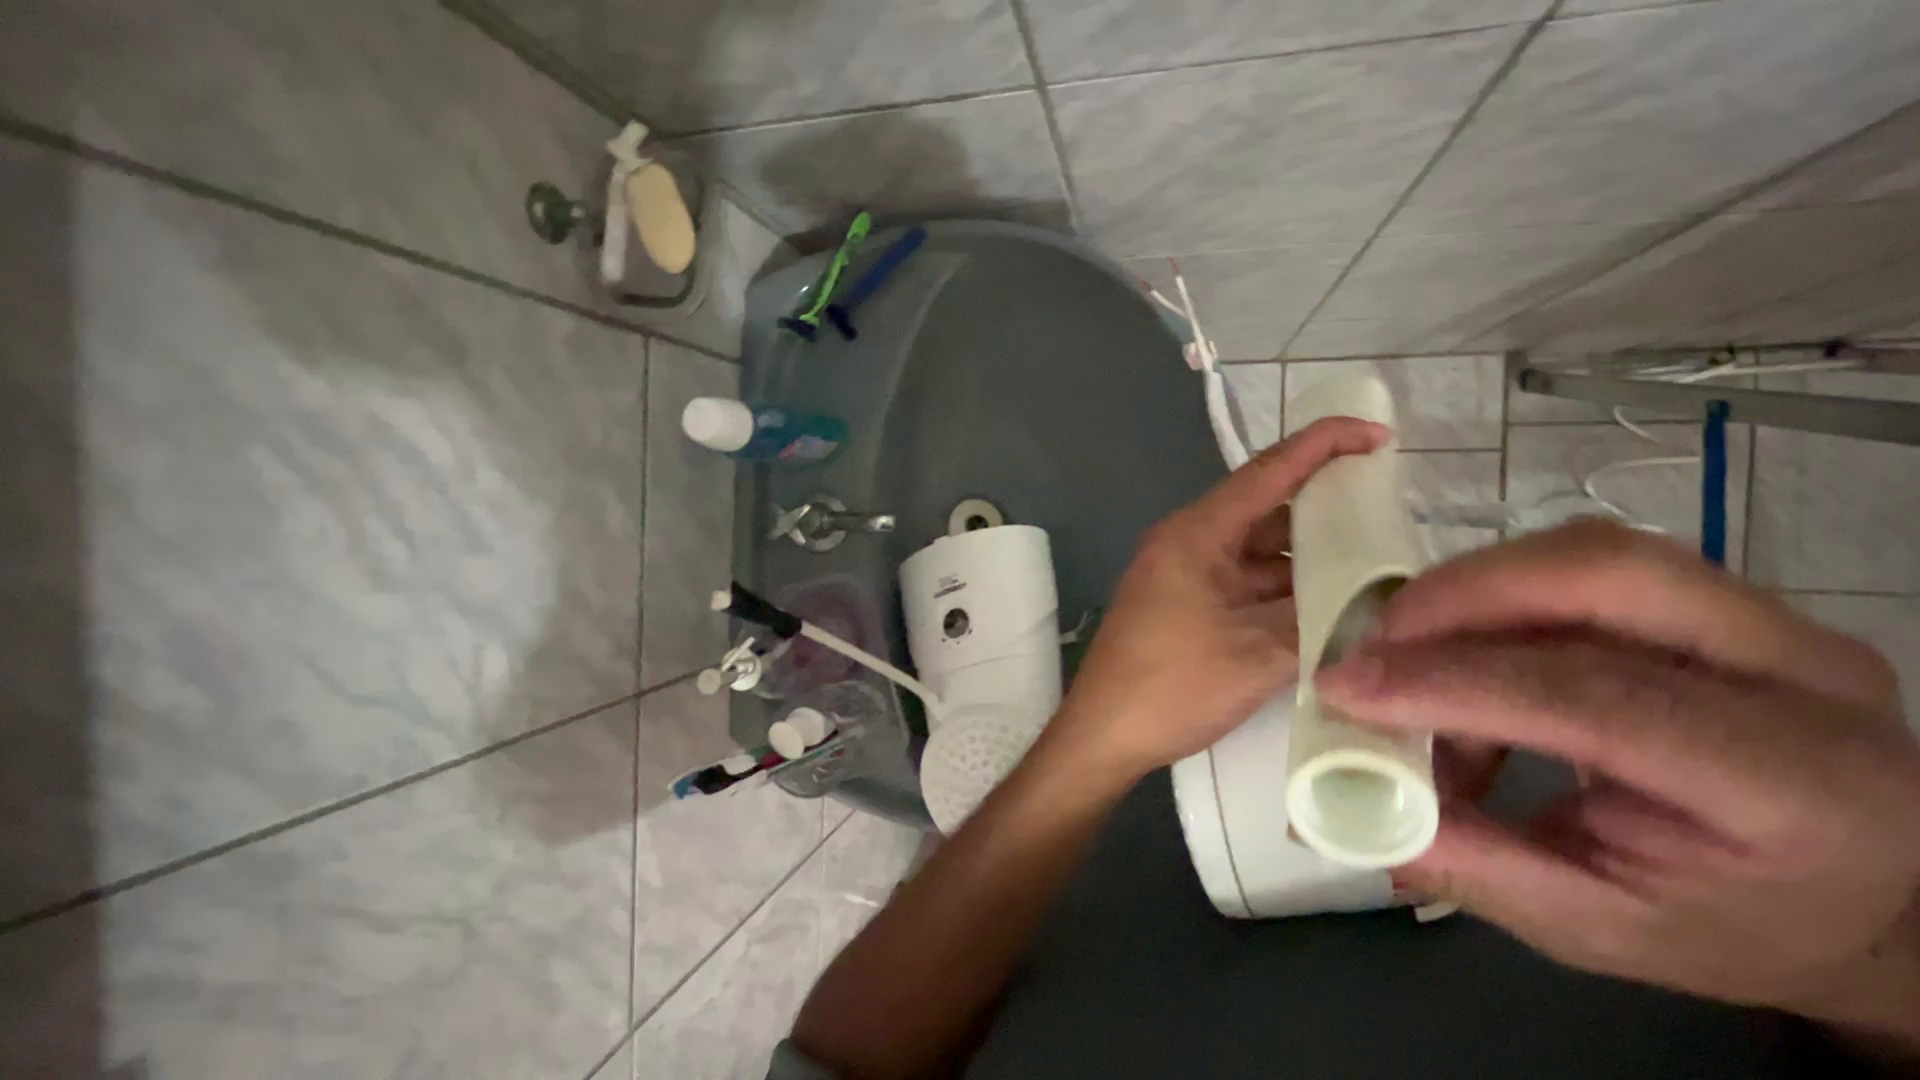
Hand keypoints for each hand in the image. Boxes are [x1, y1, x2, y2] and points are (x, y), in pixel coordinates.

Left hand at [1041, 417, 1389, 780]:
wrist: (1104, 735)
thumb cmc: (1172, 686)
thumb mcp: (1257, 653)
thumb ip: (1318, 619)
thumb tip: (1371, 604)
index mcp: (1197, 534)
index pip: (1268, 472)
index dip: (1325, 445)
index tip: (1379, 435)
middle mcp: (1189, 542)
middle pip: (1267, 510)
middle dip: (1326, 508)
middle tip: (1391, 511)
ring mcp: (1185, 574)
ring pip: (1259, 551)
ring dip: (1308, 557)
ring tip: (1376, 562)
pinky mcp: (1187, 604)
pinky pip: (1245, 582)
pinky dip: (1284, 588)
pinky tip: (1329, 603)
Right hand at [1318, 520, 1919, 1045]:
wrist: (1870, 901)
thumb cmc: (1734, 926)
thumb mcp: (1601, 930)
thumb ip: (1475, 865)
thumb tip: (1347, 806)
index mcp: (1789, 784)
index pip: (1597, 698)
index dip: (1454, 684)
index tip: (1345, 687)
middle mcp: (1800, 674)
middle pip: (1608, 573)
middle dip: (1463, 594)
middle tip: (1373, 639)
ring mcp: (1772, 621)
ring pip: (1594, 552)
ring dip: (1473, 589)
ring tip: (1407, 651)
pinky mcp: (1728, 599)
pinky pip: (1588, 566)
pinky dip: (1499, 598)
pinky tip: (1464, 656)